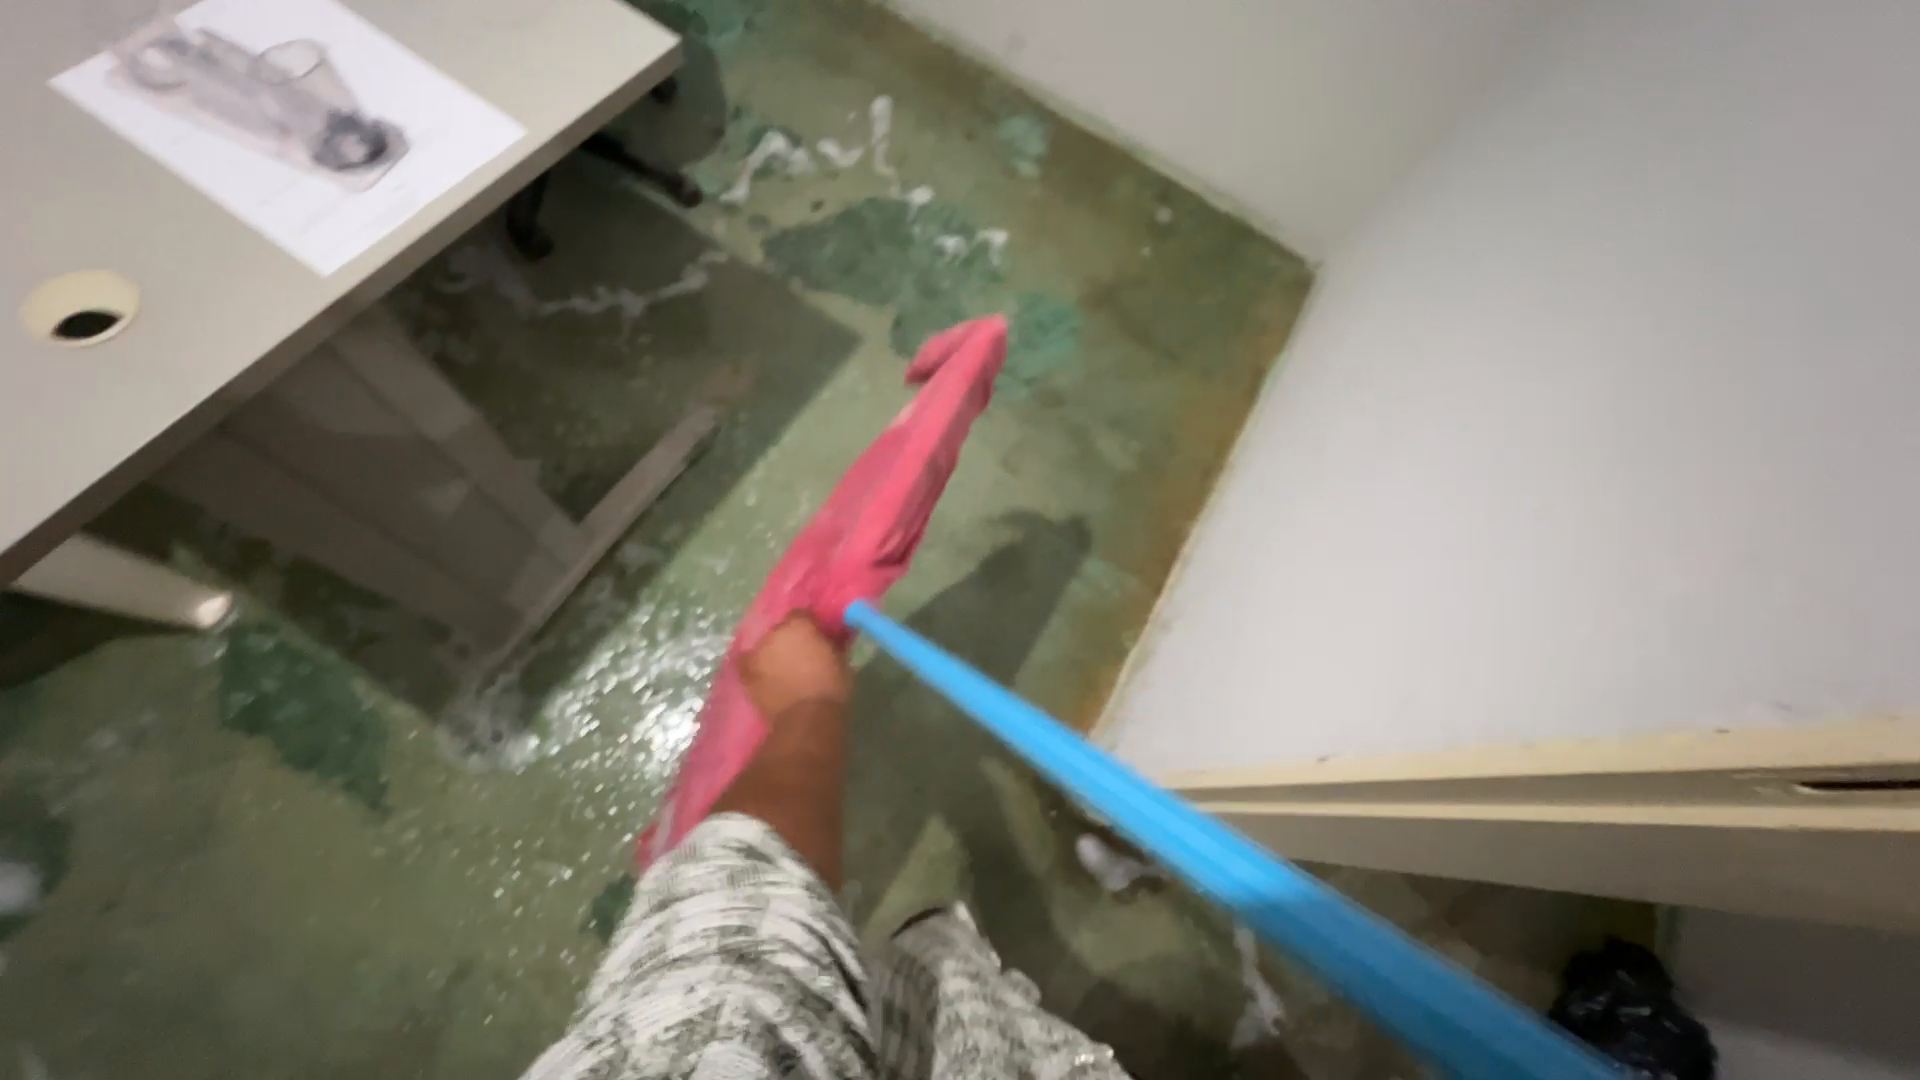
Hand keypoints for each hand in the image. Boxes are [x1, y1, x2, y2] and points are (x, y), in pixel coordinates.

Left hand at [741, 614, 850, 720]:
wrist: (807, 718)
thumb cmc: (831, 685)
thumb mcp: (840, 658)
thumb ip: (831, 641)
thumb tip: (829, 636)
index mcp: (800, 624)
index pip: (802, 613)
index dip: (809, 625)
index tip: (816, 636)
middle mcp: (774, 632)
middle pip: (781, 629)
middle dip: (789, 638)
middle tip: (800, 654)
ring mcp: (757, 652)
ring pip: (764, 646)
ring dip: (772, 652)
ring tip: (782, 668)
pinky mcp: (745, 673)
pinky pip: (748, 663)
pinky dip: (755, 666)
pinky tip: (763, 674)